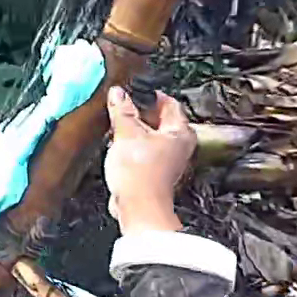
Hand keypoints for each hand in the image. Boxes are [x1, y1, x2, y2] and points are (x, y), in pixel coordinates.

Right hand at [104, 86, 195, 235]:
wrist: (137, 206)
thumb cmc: (141, 173)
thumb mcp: (127, 133)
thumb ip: (122, 110)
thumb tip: (118, 93)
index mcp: (180, 132)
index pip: (169, 102)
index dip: (150, 94)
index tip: (132, 90)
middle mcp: (178, 146)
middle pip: (158, 120)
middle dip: (138, 114)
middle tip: (120, 107)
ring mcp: (166, 160)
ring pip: (149, 137)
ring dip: (132, 131)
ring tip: (116, 127)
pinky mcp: (152, 172)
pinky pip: (141, 152)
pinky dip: (130, 147)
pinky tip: (116, 147)